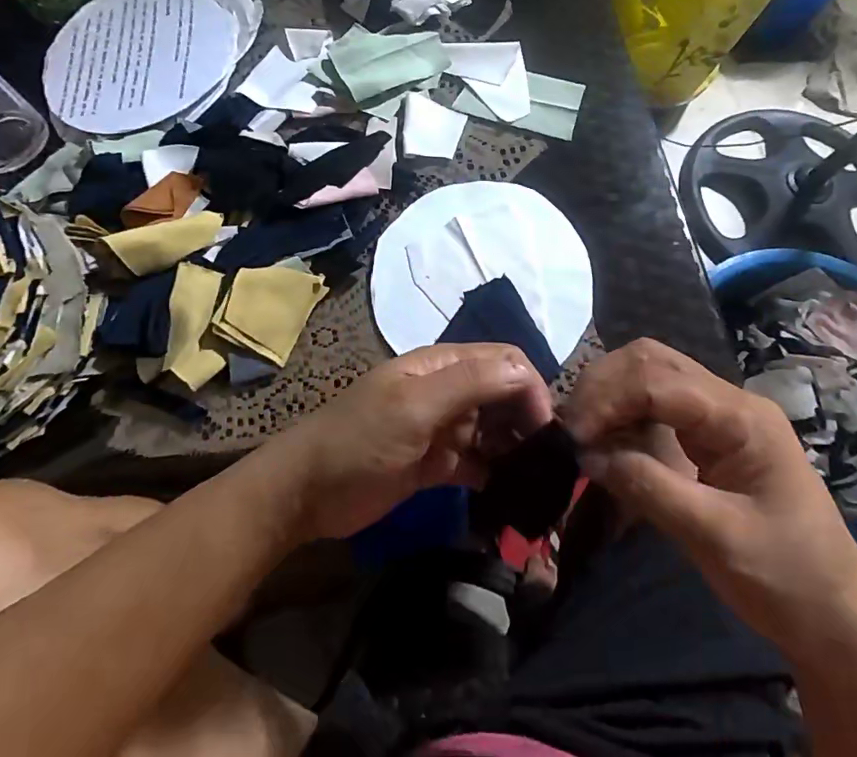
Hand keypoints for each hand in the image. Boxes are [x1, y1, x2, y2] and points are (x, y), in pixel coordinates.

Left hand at [262, 343, 553, 541]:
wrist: (307, 491)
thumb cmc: (359, 441)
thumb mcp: (413, 407)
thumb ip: (468, 383)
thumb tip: (526, 370)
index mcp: (436, 366)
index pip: (502, 361)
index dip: (530, 387)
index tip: (548, 431)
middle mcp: (442, 391)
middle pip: (501, 394)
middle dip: (528, 420)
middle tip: (549, 464)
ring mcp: (438, 429)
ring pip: (492, 430)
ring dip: (515, 449)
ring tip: (538, 484)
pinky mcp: (433, 464)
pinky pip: (476, 462)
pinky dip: (495, 474)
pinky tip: (512, 495)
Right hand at [562, 339, 856, 661]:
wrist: (837, 625)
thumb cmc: (787, 580)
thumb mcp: (714, 536)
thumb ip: (648, 487)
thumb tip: (586, 453)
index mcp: (742, 419)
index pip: (656, 381)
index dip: (606, 399)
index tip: (573, 437)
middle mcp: (730, 404)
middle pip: (649, 361)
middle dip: (602, 385)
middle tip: (572, 428)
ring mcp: (719, 418)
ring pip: (646, 375)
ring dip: (606, 395)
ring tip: (581, 433)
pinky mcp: (707, 437)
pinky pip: (651, 405)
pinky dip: (618, 413)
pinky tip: (603, 440)